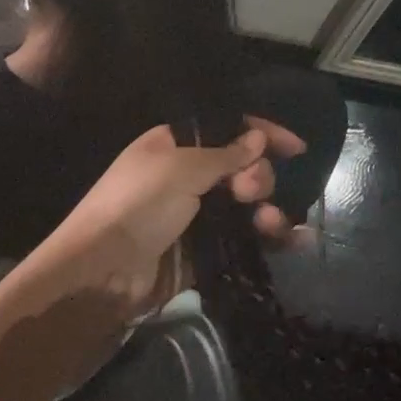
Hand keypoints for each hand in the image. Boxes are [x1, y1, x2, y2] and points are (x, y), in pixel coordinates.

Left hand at [27, 117, 304, 299]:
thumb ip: (222, 154)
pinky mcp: (206, 252)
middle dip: (258, 176)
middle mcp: (187, 177)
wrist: (104, 271)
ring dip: (268, 209)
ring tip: (269, 222)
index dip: (260, 133)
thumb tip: (257, 137)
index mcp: (174, 146)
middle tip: (246, 191)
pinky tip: (296, 241)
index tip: (295, 148)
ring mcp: (197, 217)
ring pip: (248, 206)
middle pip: (242, 167)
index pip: (225, 129)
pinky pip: (246, 240)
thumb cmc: (135, 206)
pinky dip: (272, 239)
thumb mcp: (177, 170)